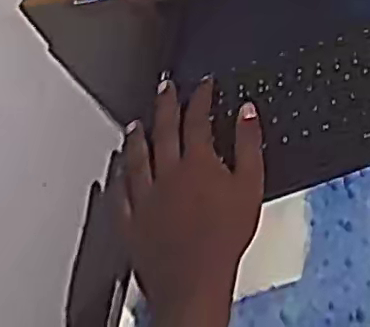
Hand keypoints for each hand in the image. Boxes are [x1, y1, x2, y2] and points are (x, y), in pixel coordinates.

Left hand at [120, 76, 263, 326]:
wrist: (195, 284)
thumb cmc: (225, 237)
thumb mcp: (251, 184)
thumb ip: (249, 143)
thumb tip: (247, 112)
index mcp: (197, 162)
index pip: (196, 118)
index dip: (200, 96)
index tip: (204, 85)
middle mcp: (168, 173)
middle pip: (164, 129)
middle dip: (166, 103)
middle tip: (166, 86)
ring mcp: (146, 197)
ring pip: (137, 156)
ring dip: (138, 134)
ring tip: (137, 121)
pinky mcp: (131, 222)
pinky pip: (120, 193)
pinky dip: (118, 176)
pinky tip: (118, 168)